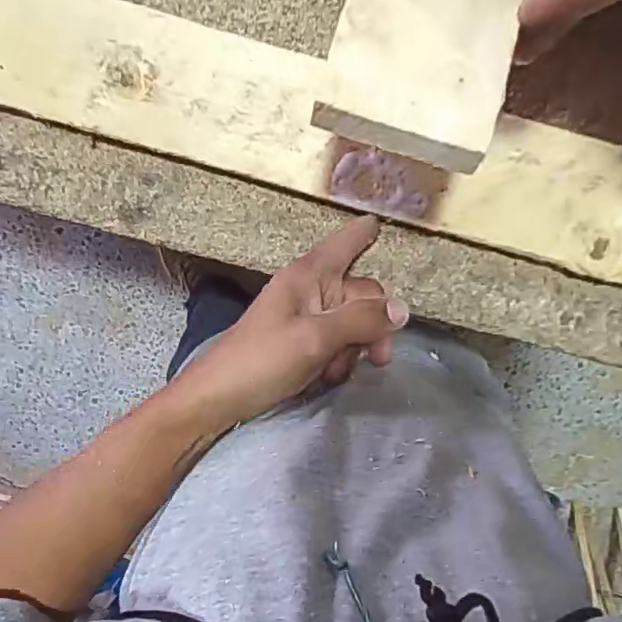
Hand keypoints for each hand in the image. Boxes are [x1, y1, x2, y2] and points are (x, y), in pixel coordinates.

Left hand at [170, 216, 409, 427]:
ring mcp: (306, 318)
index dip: (363, 234)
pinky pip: (337, 343)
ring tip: (334, 371)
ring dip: (354, 349)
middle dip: (372, 325)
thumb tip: (402, 309)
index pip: (343, 244)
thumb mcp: (316, 339)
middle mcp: (309, 290)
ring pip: (354, 324)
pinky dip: (339, 360)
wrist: (219, 399)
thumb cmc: (261, 361)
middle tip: (377, 358)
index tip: (380, 222)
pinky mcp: (302, 343)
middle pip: (361, 295)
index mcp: (307, 276)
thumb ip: (361, 320)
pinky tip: (327, 376)